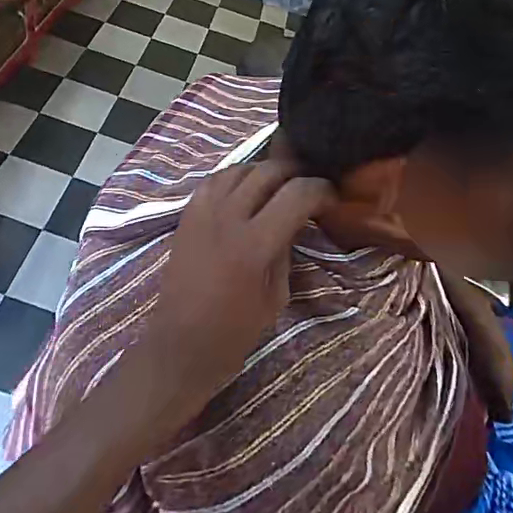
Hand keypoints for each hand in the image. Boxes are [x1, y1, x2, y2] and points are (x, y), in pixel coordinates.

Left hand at [141, 160, 332, 402]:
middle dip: (295, 172)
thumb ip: (286, 251)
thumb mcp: (276, 295)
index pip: (297, 194)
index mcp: (254, 244)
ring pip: (238, 169)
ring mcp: (202, 212)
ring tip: (279, 185)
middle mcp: (227, 218)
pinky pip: (213, 181)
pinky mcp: (186, 216)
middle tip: (308, 187)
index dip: (321, 190)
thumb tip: (296, 222)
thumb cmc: (234, 331)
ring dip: (263, 171)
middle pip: (268, 172)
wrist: (181, 343)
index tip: (332, 198)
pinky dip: (234, 177)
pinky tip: (245, 190)